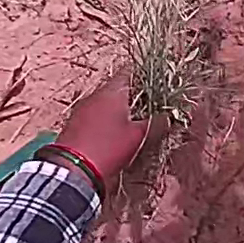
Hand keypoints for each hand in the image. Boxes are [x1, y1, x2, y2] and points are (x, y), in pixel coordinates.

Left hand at [53, 73, 152, 190]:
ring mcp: (82, 108)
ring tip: (133, 122)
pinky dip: (106, 119)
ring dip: (119, 108)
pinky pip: (95, 114)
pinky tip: (113, 133)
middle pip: (117, 87)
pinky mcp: (74, 123)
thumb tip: (169, 117)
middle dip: (133, 95)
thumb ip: (156, 123)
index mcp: (112, 91)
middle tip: (149, 106)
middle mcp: (95, 95)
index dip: (145, 77)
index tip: (156, 86)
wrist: (74, 169)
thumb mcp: (139, 136)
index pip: (130, 73)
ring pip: (105, 101)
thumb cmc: (108, 147)